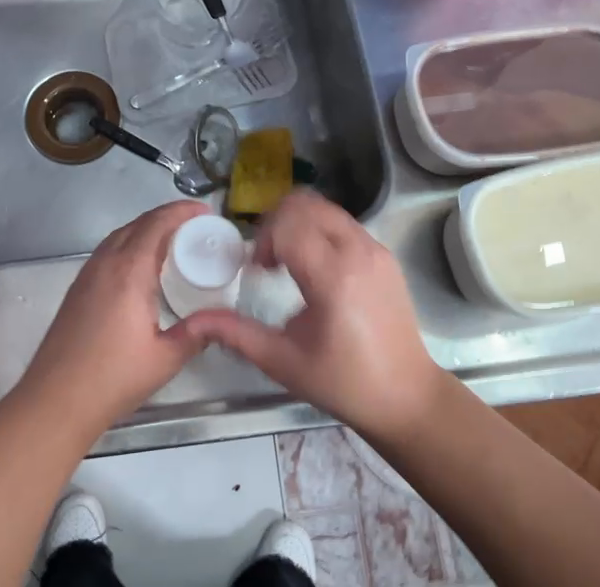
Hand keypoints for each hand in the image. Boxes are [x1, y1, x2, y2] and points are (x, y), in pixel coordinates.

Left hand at [13, 200, 209, 433]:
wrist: (56, 399)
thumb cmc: (113, 378)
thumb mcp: (165, 359)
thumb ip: (196, 334)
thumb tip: (219, 321)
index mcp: (129, 272)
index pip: (156, 224)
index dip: (181, 211)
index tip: (204, 211)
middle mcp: (105, 264)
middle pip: (137, 224)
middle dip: (166, 217)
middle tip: (195, 225)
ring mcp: (87, 275)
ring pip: (119, 236)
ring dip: (145, 229)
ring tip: (172, 241)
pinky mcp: (77, 289)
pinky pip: (108, 252)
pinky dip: (129, 245)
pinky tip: (141, 266)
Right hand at [181, 190, 446, 439]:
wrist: (406, 396)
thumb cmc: (343, 383)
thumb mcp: (283, 361)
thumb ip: (236, 334)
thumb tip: (193, 321)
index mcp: (334, 278)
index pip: (289, 225)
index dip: (265, 239)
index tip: (258, 269)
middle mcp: (358, 252)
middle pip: (306, 204)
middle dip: (277, 222)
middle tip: (268, 258)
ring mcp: (376, 250)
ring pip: (326, 208)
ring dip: (299, 223)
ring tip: (289, 261)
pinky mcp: (385, 254)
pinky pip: (344, 223)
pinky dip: (320, 230)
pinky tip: (314, 268)